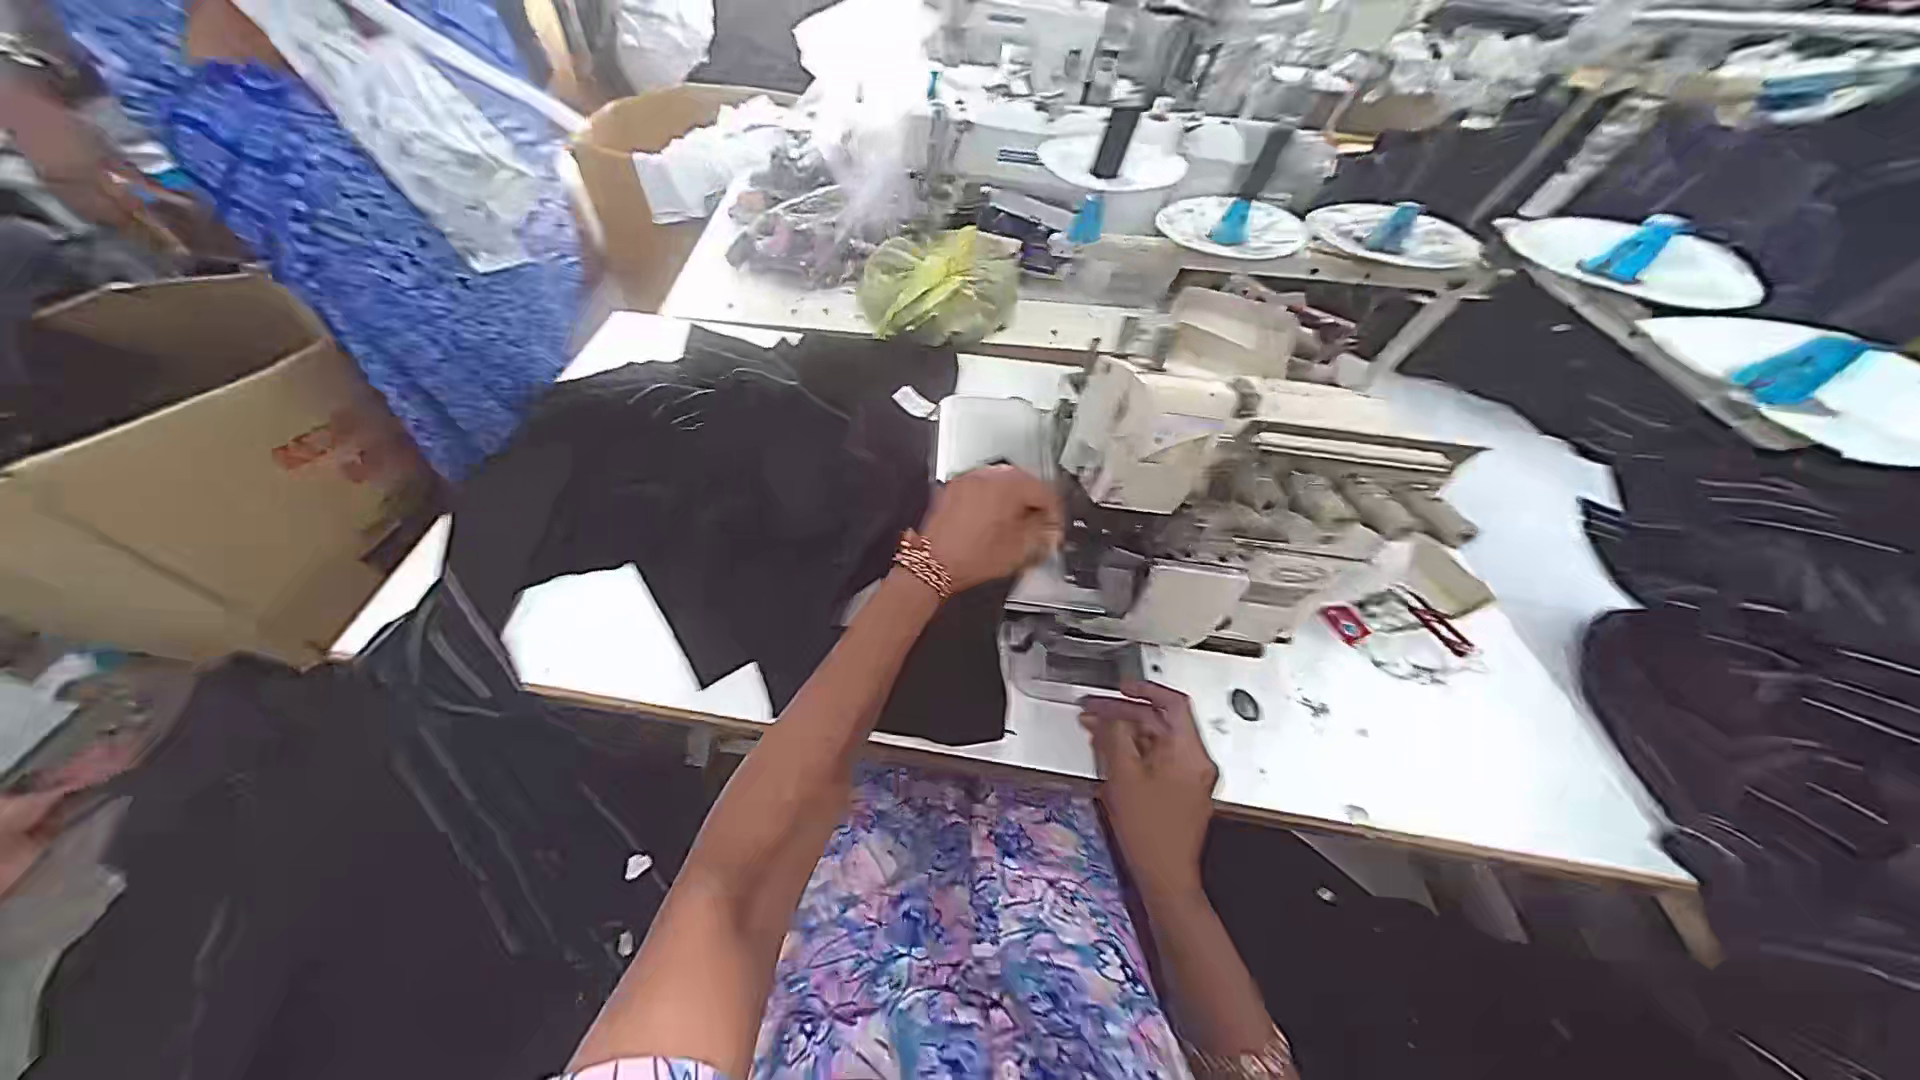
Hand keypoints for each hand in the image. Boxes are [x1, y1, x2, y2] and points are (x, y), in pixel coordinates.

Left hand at [919, 464, 1062, 591]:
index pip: (1045, 491)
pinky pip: (982, 487)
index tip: (1054, 524)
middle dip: (1034, 503)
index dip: (1055, 512)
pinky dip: (993, 499)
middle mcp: (988, 476)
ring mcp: (969, 479)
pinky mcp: (955, 487)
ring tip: (1016, 523)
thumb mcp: (1020, 549)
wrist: (934, 564)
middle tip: (1039, 523)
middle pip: (1025, 482)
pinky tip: (993, 520)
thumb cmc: (969, 558)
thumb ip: (1042, 530)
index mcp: (1009, 486)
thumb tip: (1050, 524)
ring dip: (1014, 499)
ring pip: (1002, 482)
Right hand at [1080, 681, 1218, 901]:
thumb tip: (1109, 717)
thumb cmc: (1148, 829)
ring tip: (1097, 731)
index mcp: (1189, 752)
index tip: (1123, 687)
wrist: (1164, 876)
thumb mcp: (1123, 774)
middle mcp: (1195, 761)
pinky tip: (1111, 753)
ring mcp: (1190, 778)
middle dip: (1125, 714)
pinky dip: (1134, 751)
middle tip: (1095, 711)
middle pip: (1161, 722)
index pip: (1173, 703)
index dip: (1145, 689)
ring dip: (1127, 733)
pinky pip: (1157, 759)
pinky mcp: (1180, 792)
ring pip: (1156, 741)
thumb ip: (1115, 737)